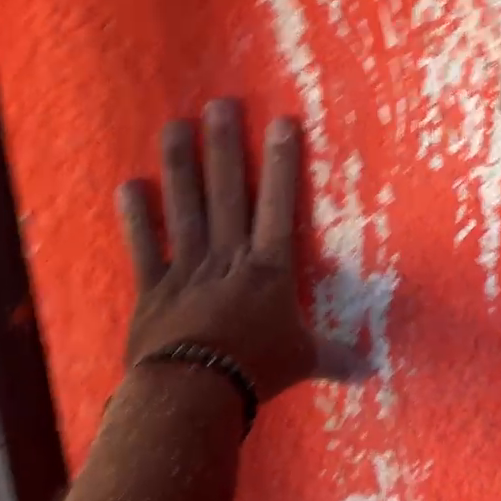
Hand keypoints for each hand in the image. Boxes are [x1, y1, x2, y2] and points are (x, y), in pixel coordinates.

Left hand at [116, 100, 345, 400]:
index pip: (278, 204)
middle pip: (227, 193)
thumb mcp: (303, 360)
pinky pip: (144, 249)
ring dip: (180, 167)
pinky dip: (135, 219)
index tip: (281, 122)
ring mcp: (186, 270)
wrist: (193, 395)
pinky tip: (128, 185)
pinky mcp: (152, 291)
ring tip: (175, 125)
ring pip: (184, 209)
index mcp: (268, 268)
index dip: (282, 162)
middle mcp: (228, 257)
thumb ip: (334, 356)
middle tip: (220, 104)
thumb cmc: (256, 371)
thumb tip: (372, 369)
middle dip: (225, 147)